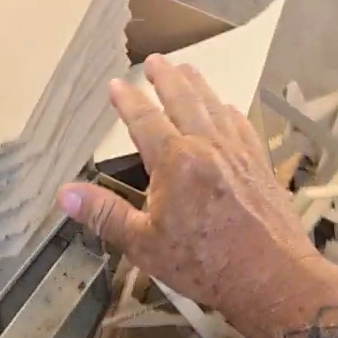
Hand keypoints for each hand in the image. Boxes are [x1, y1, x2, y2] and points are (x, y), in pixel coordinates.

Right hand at [58, 56, 337, 328]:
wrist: (273, 278)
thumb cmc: (205, 264)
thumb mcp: (144, 244)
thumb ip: (105, 214)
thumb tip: (64, 193)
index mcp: (175, 162)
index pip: (145, 121)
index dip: (128, 101)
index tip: (116, 84)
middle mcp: (208, 147)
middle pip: (184, 101)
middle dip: (166, 79)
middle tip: (155, 59)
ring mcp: (239, 153)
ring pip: (215, 108)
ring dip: (198, 86)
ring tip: (188, 70)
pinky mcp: (261, 166)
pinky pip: (242, 126)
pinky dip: (230, 112)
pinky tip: (229, 109)